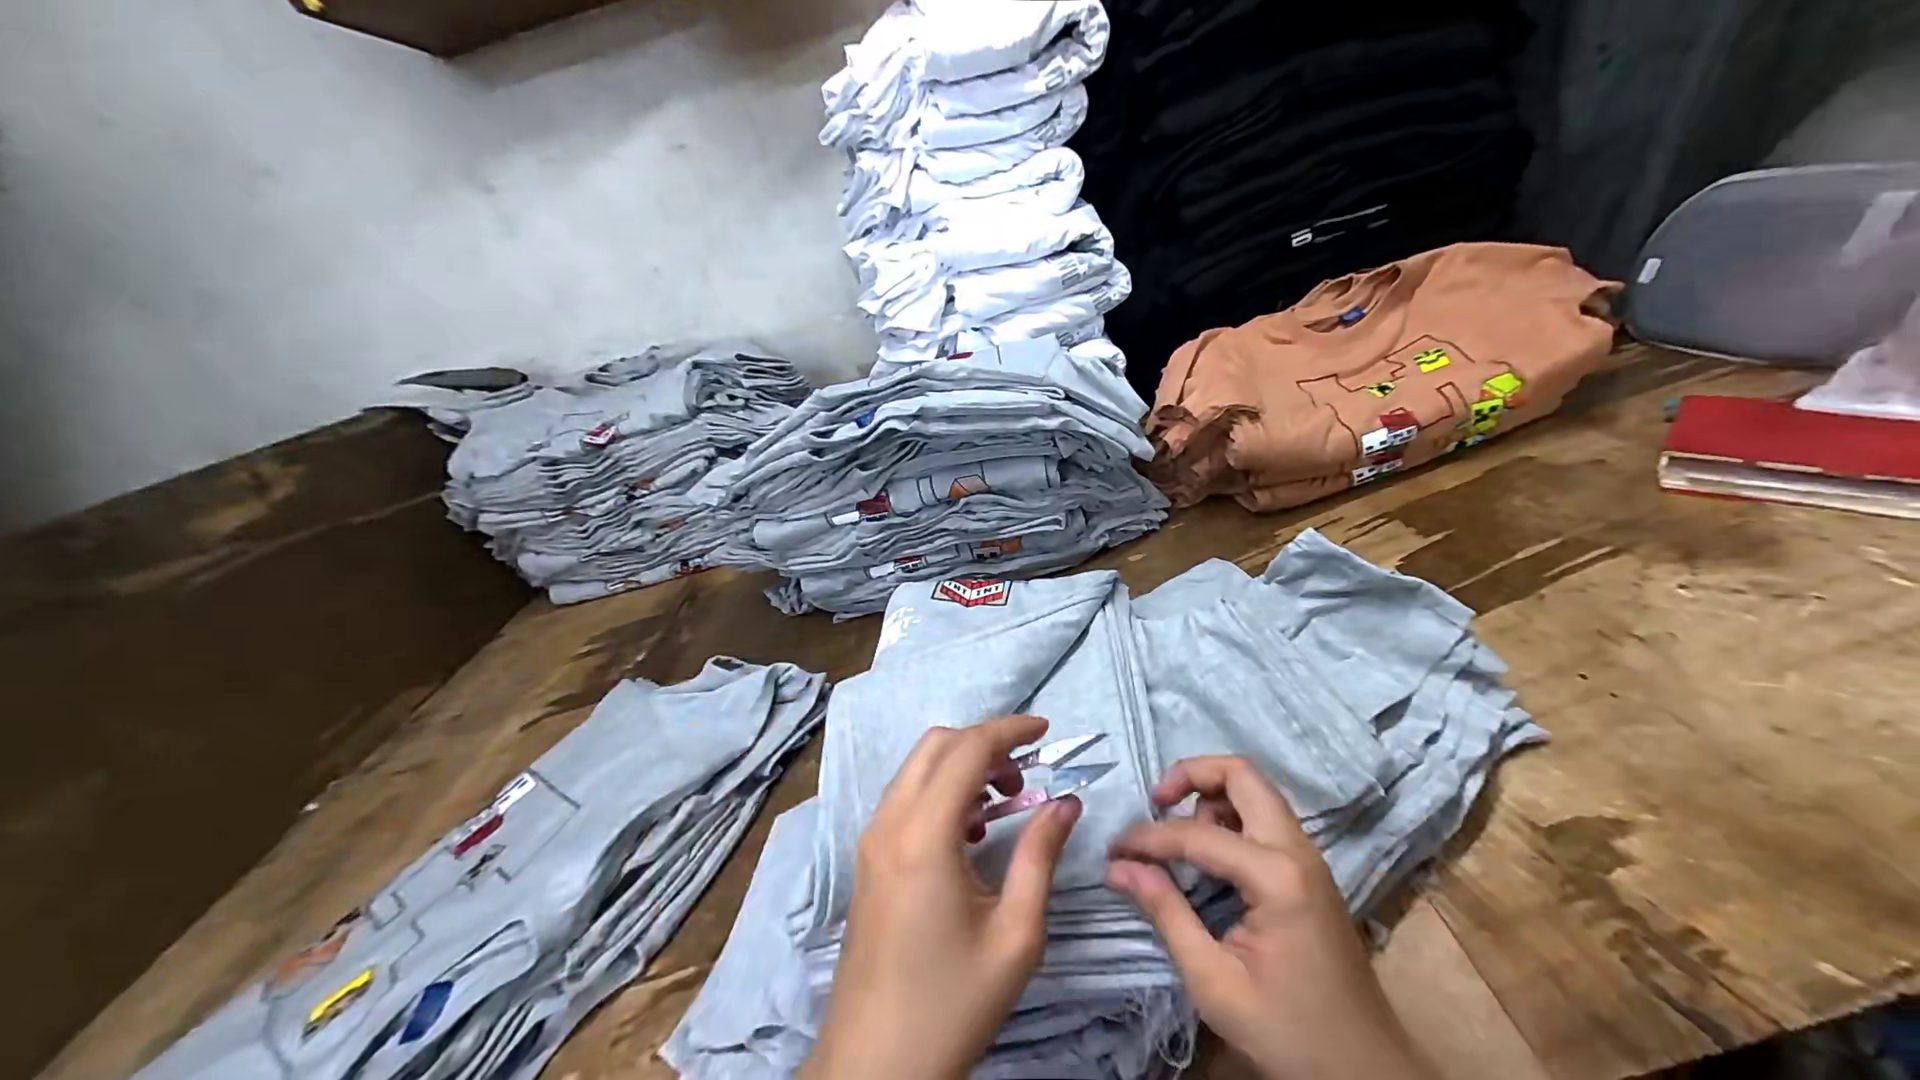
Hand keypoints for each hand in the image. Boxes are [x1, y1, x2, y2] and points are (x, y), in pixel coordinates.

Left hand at [800, 715, 1082, 1079]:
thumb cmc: (953, 1003)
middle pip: (936, 746)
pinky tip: (973, 829)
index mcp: (923, 835)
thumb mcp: (1015, 934)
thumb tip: (1066, 802)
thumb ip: (1041, 856)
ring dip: (962, 766)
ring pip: (917, 769)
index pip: (967, 750)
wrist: (874, 1063)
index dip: (1009, 729)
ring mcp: (872, 840)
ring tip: (1007, 800)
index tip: (1046, 728)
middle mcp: (889, 823)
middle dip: (985, 742)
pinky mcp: (869, 859)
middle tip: (1028, 770)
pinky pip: (906, 798)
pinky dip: (941, 791)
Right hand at [1106, 756, 1432, 1079]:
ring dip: (1210, 794)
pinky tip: (1207, 852)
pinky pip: (1263, 817)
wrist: (1367, 1072)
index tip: (1114, 851)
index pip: (1196, 833)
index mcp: (1277, 877)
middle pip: (1241, 774)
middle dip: (1190, 774)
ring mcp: (1308, 857)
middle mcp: (1297, 850)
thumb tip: (1118, 867)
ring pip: (1254, 790)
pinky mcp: (1307, 870)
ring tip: (1178, 835)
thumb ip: (1165, 912)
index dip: (1147, 838)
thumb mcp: (1213, 981)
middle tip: (1155, 802)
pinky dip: (1228, 815)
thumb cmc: (1288, 1032)